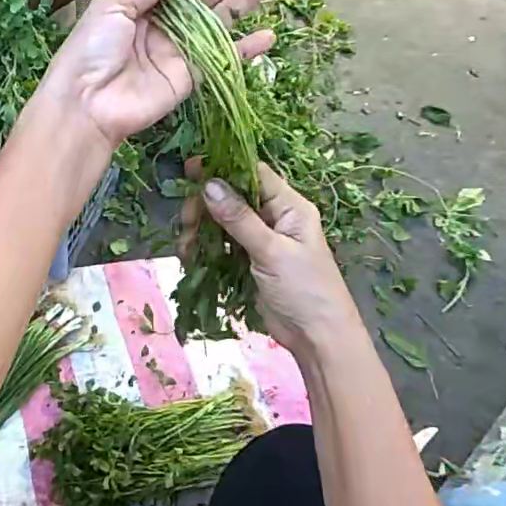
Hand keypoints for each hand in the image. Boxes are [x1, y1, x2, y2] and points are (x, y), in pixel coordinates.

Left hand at [41, 0, 282, 145]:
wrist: (88, 104)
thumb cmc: (91, 50)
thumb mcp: (113, 7)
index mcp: (144, 4)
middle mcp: (169, 23)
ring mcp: (184, 49)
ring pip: (223, 18)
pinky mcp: (194, 76)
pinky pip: (225, 58)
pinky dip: (247, 50)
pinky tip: (269, 35)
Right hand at [182, 161, 361, 357]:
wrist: (318, 338)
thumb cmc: (305, 290)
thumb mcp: (272, 251)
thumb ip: (240, 218)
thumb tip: (210, 183)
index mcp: (289, 206)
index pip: (254, 173)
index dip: (223, 167)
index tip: (190, 168)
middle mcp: (275, 218)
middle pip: (232, 197)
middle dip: (205, 206)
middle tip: (187, 224)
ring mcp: (261, 241)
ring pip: (222, 222)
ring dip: (200, 230)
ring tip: (186, 250)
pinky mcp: (249, 263)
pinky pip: (221, 246)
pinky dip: (205, 249)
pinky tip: (190, 259)